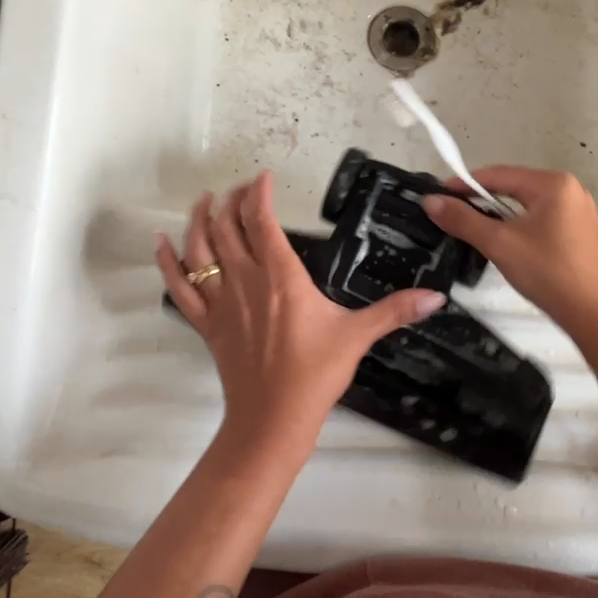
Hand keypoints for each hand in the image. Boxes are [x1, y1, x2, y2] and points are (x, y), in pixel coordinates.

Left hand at [155, 171, 446, 443]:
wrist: (272, 420)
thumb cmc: (314, 375)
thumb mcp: (357, 336)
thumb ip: (395, 311)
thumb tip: (436, 297)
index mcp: (281, 275)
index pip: (262, 219)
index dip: (258, 192)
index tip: (264, 177)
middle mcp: (245, 279)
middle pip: (227, 226)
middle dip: (230, 200)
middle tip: (238, 188)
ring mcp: (221, 301)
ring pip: (199, 248)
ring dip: (199, 219)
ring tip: (204, 200)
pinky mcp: (206, 323)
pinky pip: (179, 286)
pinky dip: (167, 261)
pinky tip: (160, 243)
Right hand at [421, 166, 597, 331]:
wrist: (595, 316)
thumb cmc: (548, 273)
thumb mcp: (499, 244)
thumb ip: (463, 220)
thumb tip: (430, 201)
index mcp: (553, 184)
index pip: (498, 174)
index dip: (464, 184)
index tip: (438, 196)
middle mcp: (570, 189)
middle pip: (514, 186)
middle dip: (482, 198)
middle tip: (452, 213)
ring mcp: (579, 210)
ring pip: (527, 204)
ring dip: (499, 213)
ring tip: (473, 228)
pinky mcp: (581, 231)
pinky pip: (541, 218)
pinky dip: (519, 224)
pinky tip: (505, 241)